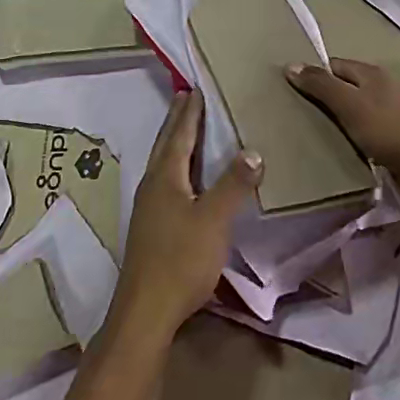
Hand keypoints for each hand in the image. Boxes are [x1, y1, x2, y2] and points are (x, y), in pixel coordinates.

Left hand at [111, 91, 261, 343]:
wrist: (146, 311)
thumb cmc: (181, 260)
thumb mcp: (214, 220)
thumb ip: (233, 185)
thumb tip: (253, 151)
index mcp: (165, 178)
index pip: (179, 135)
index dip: (189, 113)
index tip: (196, 88)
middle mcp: (152, 187)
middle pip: (166, 145)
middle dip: (177, 120)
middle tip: (186, 97)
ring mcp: (149, 208)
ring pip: (163, 164)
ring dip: (175, 142)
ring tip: (188, 128)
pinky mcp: (152, 226)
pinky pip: (166, 182)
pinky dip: (177, 166)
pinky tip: (186, 177)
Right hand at [286, 58, 399, 178]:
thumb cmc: (385, 130)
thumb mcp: (348, 105)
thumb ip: (321, 85)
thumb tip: (291, 65)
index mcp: (373, 72)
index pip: (335, 65)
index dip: (316, 76)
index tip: (297, 94)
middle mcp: (386, 83)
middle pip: (348, 83)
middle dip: (329, 95)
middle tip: (307, 115)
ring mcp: (397, 105)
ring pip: (360, 104)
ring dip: (344, 114)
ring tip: (326, 131)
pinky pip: (372, 122)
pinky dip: (359, 129)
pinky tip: (353, 143)